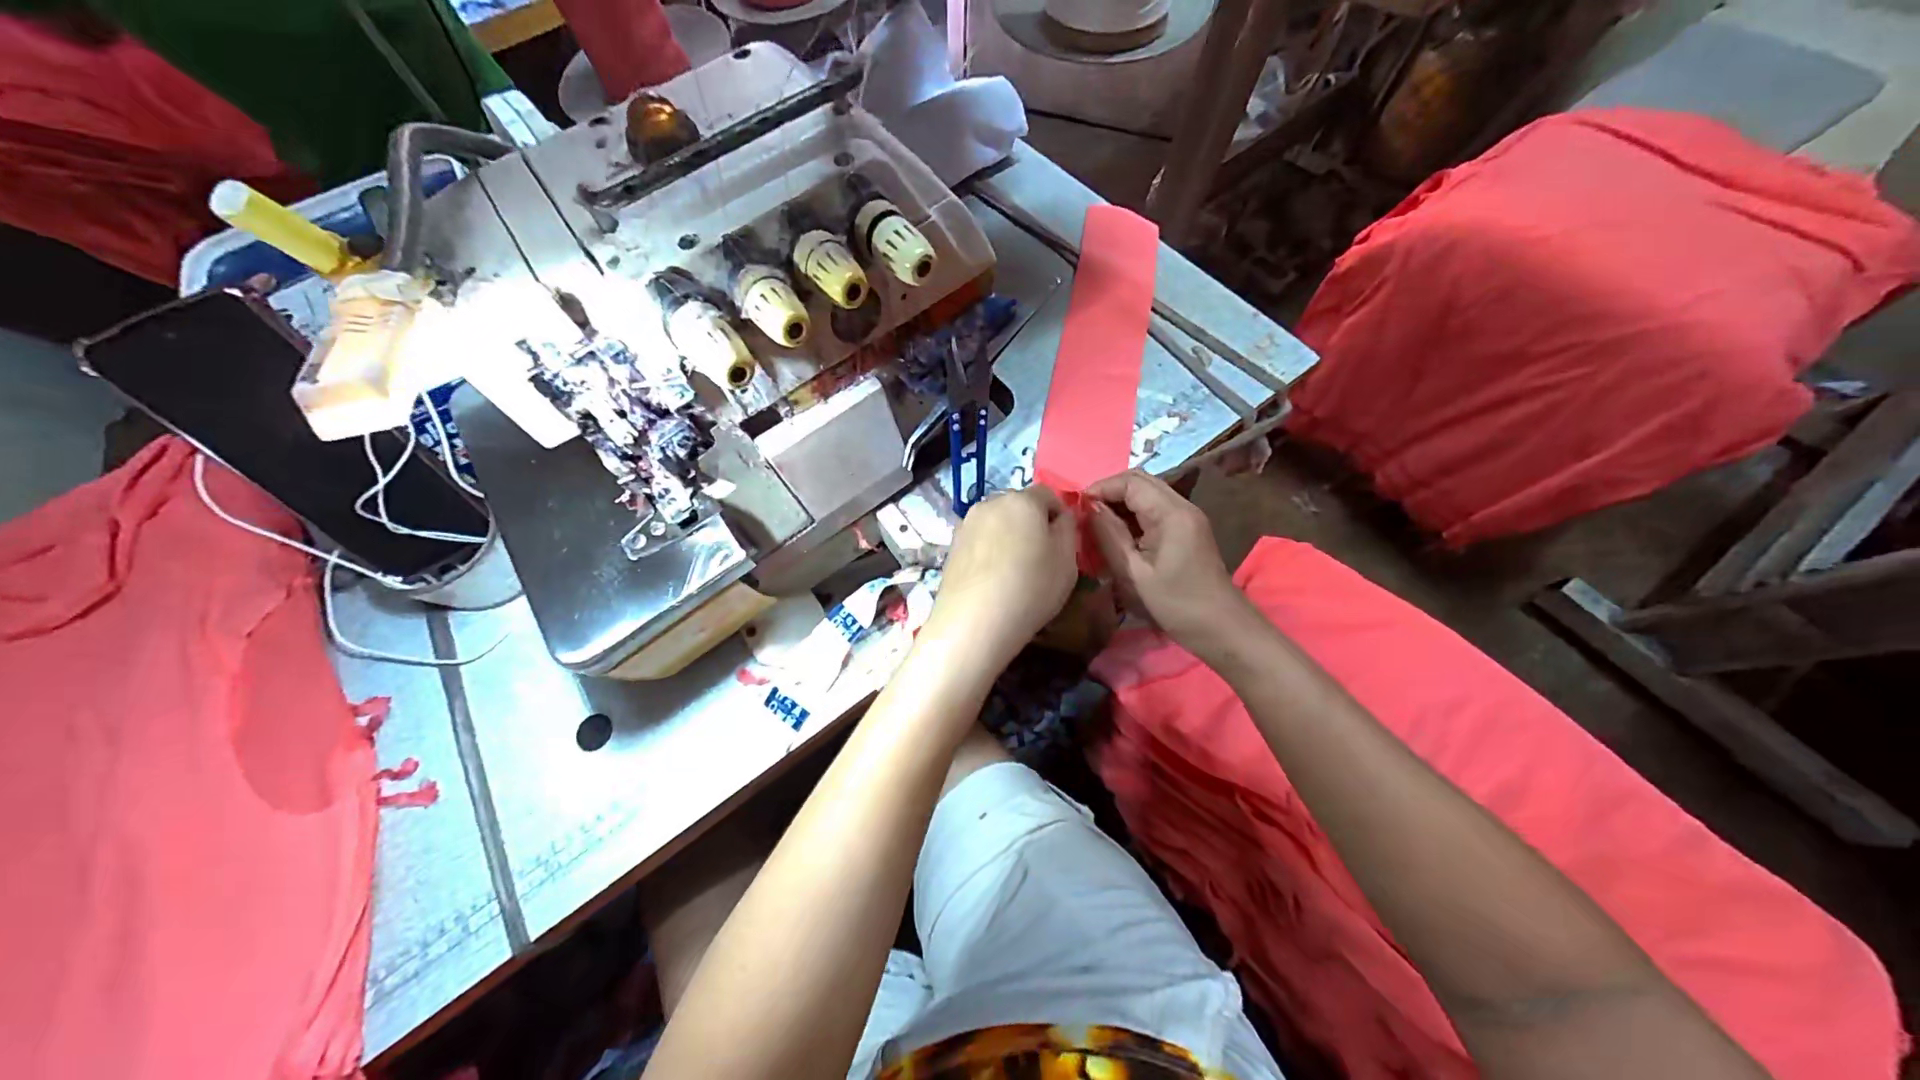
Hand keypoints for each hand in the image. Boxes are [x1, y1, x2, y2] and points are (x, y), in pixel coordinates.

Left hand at [921, 486, 1078, 675]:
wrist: (973, 622)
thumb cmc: (1031, 587)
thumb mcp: (1067, 559)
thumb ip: (1068, 529)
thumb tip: (1060, 517)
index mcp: (1022, 499)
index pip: (1048, 494)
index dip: (1060, 514)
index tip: (1064, 543)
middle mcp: (990, 503)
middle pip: (1019, 507)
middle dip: (1032, 525)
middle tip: (1041, 559)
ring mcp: (966, 524)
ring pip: (997, 524)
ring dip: (1009, 539)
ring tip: (1015, 573)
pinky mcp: (951, 547)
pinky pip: (980, 543)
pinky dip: (990, 554)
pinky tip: (993, 581)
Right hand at [1086, 470, 1259, 657]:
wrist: (1220, 627)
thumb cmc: (1175, 603)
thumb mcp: (1133, 572)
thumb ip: (1109, 535)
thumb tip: (1089, 508)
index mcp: (1171, 514)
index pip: (1130, 482)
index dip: (1101, 488)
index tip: (1077, 507)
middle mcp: (1182, 506)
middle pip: (1140, 481)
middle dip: (1109, 491)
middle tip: (1085, 513)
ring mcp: (1187, 516)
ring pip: (1147, 493)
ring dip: (1120, 502)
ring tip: (1096, 523)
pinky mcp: (1187, 528)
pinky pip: (1155, 508)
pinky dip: (1133, 513)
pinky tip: (1118, 533)